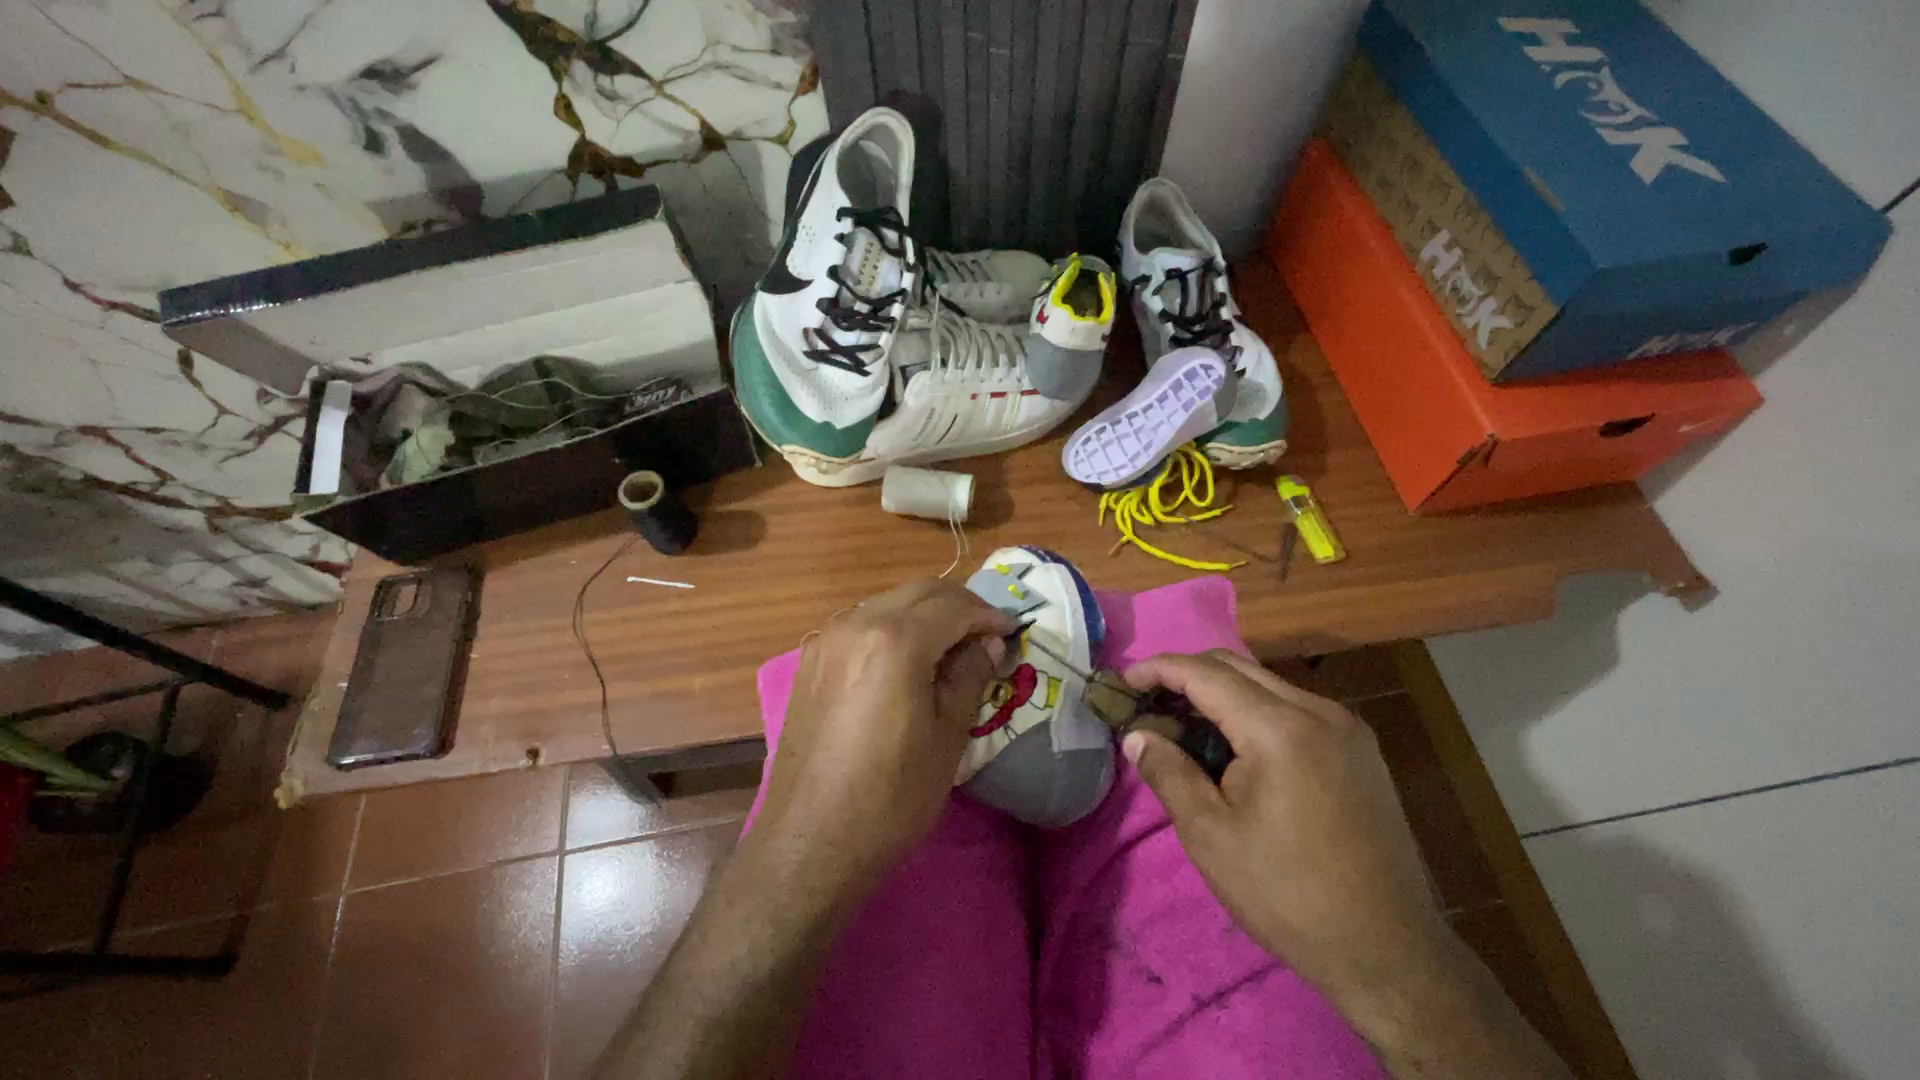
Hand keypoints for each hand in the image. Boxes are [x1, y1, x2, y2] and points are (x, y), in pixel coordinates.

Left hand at [752, 579, 1013, 899]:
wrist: (810, 842)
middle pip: (917, 592)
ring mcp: (826, 642)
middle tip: (985, 635)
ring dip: (922, 615)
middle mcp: (855, 626)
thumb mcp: (947, 738)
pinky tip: (905, 664)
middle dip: (957, 605)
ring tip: (949, 649)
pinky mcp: (809, 664)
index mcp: (894, 641)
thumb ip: (969, 677)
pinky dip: (891, 630)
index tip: (1009, 633)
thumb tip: (986, 645)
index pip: (952, 606)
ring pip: (886, 605)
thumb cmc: (891, 797)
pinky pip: (859, 627)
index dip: (987, 615)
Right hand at [1121, 650, 1454, 1008]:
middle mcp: (1319, 711)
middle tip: (1149, 703)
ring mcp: (1347, 729)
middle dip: (1188, 675)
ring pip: (1269, 686)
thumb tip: (1137, 735)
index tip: (1123, 682)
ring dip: (1223, 694)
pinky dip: (1256, 713)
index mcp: (1279, 729)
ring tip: (1185, 726)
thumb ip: (1169, 773)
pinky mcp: (1361, 752)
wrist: (1388, 950)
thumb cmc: (1286, 893)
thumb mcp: (1210, 836)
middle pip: (1239, 668)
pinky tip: (1236, 748)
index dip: (1159, 669)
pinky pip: (1296, 709)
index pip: (1206, 674)